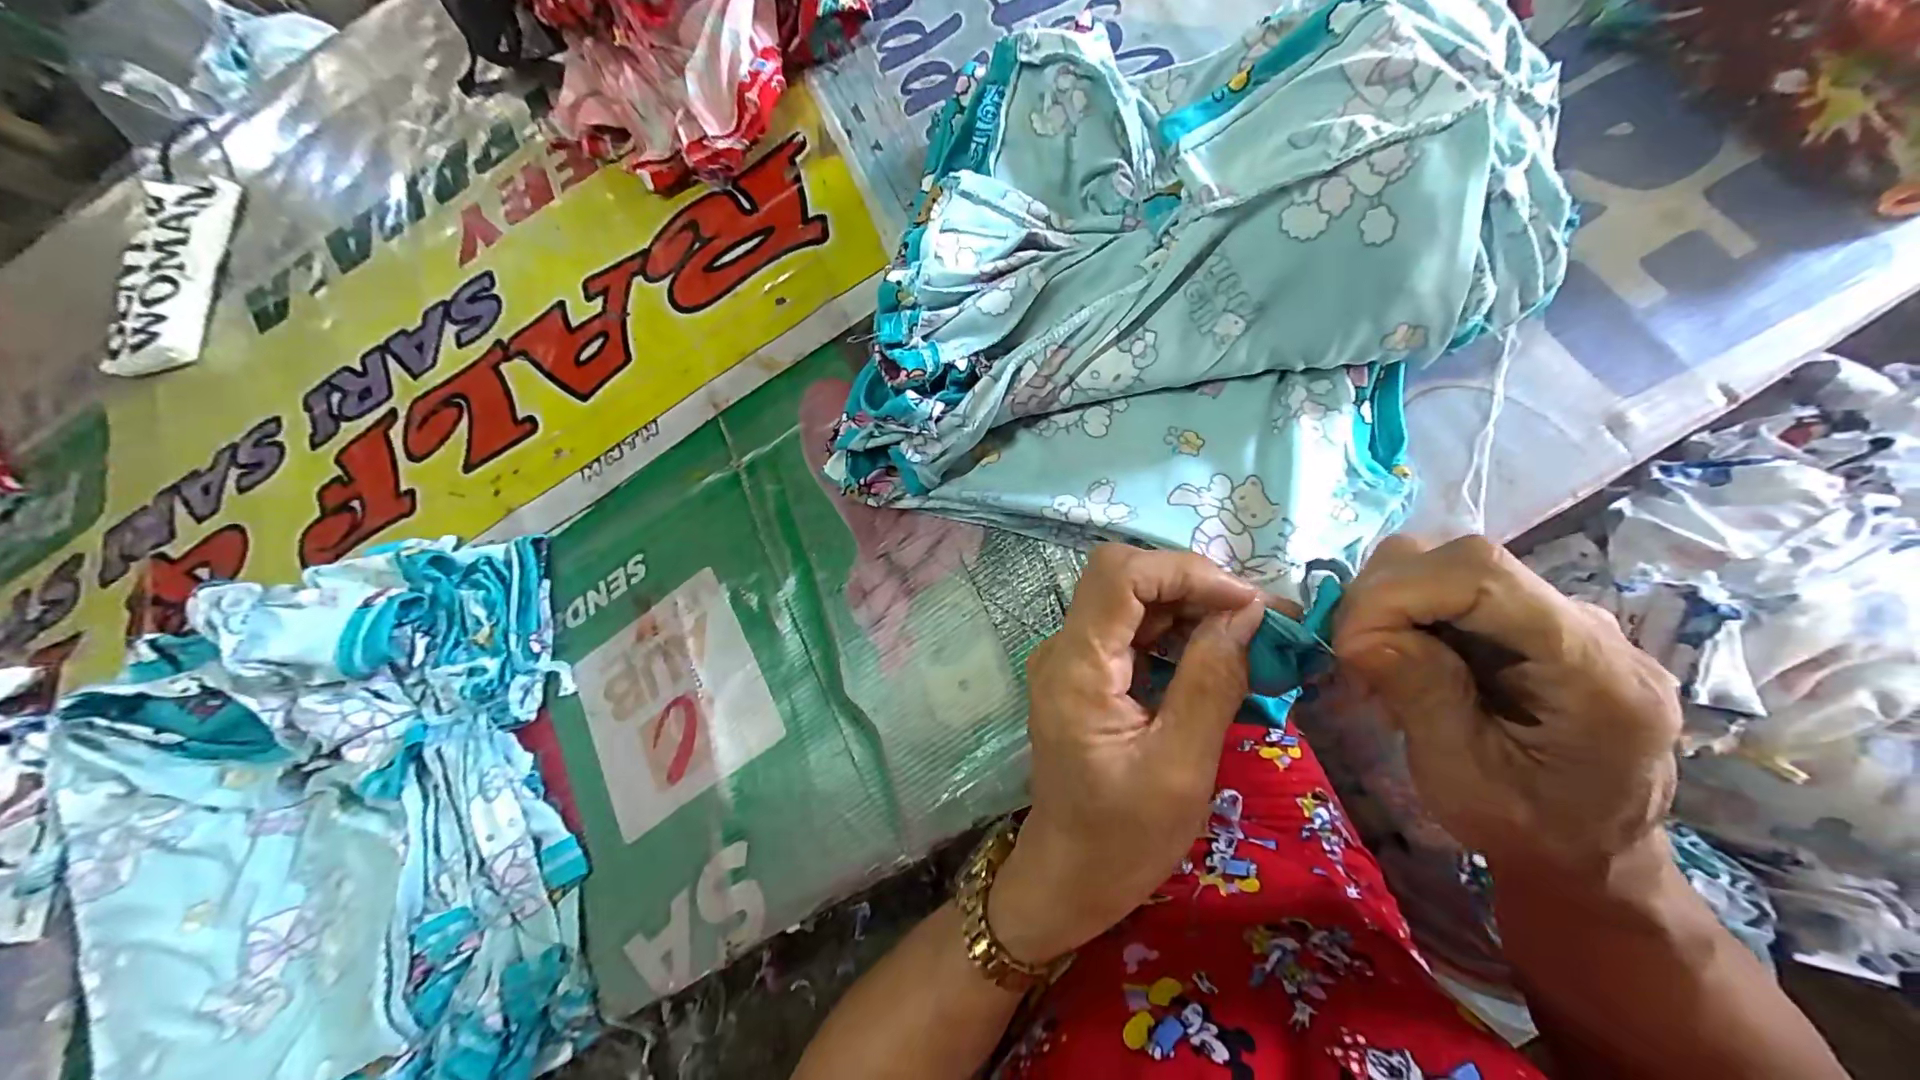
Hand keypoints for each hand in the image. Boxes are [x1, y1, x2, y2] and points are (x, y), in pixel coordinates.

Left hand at [987, 545, 1267, 963]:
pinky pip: (1131, 632)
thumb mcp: (1180, 765)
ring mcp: (1071, 660)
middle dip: (1194, 586)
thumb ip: (1211, 681)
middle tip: (1260, 620)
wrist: (1069, 876)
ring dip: (1191, 608)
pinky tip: (1217, 656)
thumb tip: (1247, 612)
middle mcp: (1063, 649)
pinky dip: (1176, 633)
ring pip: (1131, 600)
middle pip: (1125, 579)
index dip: (1186, 572)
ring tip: (1252, 637)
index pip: (1120, 574)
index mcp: (1076, 667)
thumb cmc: (1123, 837)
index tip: (1248, 604)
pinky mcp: (1085, 675)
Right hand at [1332, 535, 1682, 885]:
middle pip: (1462, 559)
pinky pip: (1448, 586)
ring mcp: (1558, 616)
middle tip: (1353, 659)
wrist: (1589, 851)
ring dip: (1388, 602)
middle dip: (1385, 597)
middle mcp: (1585, 625)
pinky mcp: (1528, 617)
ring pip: (1447, 563)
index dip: (1398, 593)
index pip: (1484, 576)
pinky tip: (1400, 657)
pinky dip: (1402, 610)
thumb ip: (1423, 697)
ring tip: (1375, 661)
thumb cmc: (1531, 830)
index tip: (1350, 646)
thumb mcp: (1464, 781)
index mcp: (1593, 671)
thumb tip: (1359, 635)